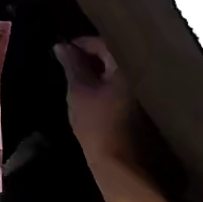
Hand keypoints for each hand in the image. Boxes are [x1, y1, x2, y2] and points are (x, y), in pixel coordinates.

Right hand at [53, 37, 136, 169]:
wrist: (117, 159)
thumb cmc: (96, 122)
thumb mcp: (78, 89)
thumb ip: (71, 64)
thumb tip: (61, 45)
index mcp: (127, 67)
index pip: (104, 42)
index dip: (81, 43)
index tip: (61, 49)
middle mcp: (140, 73)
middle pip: (113, 53)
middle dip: (88, 55)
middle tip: (66, 61)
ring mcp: (142, 89)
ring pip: (116, 68)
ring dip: (96, 68)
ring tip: (75, 75)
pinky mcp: (138, 103)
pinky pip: (121, 81)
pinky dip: (104, 80)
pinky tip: (90, 90)